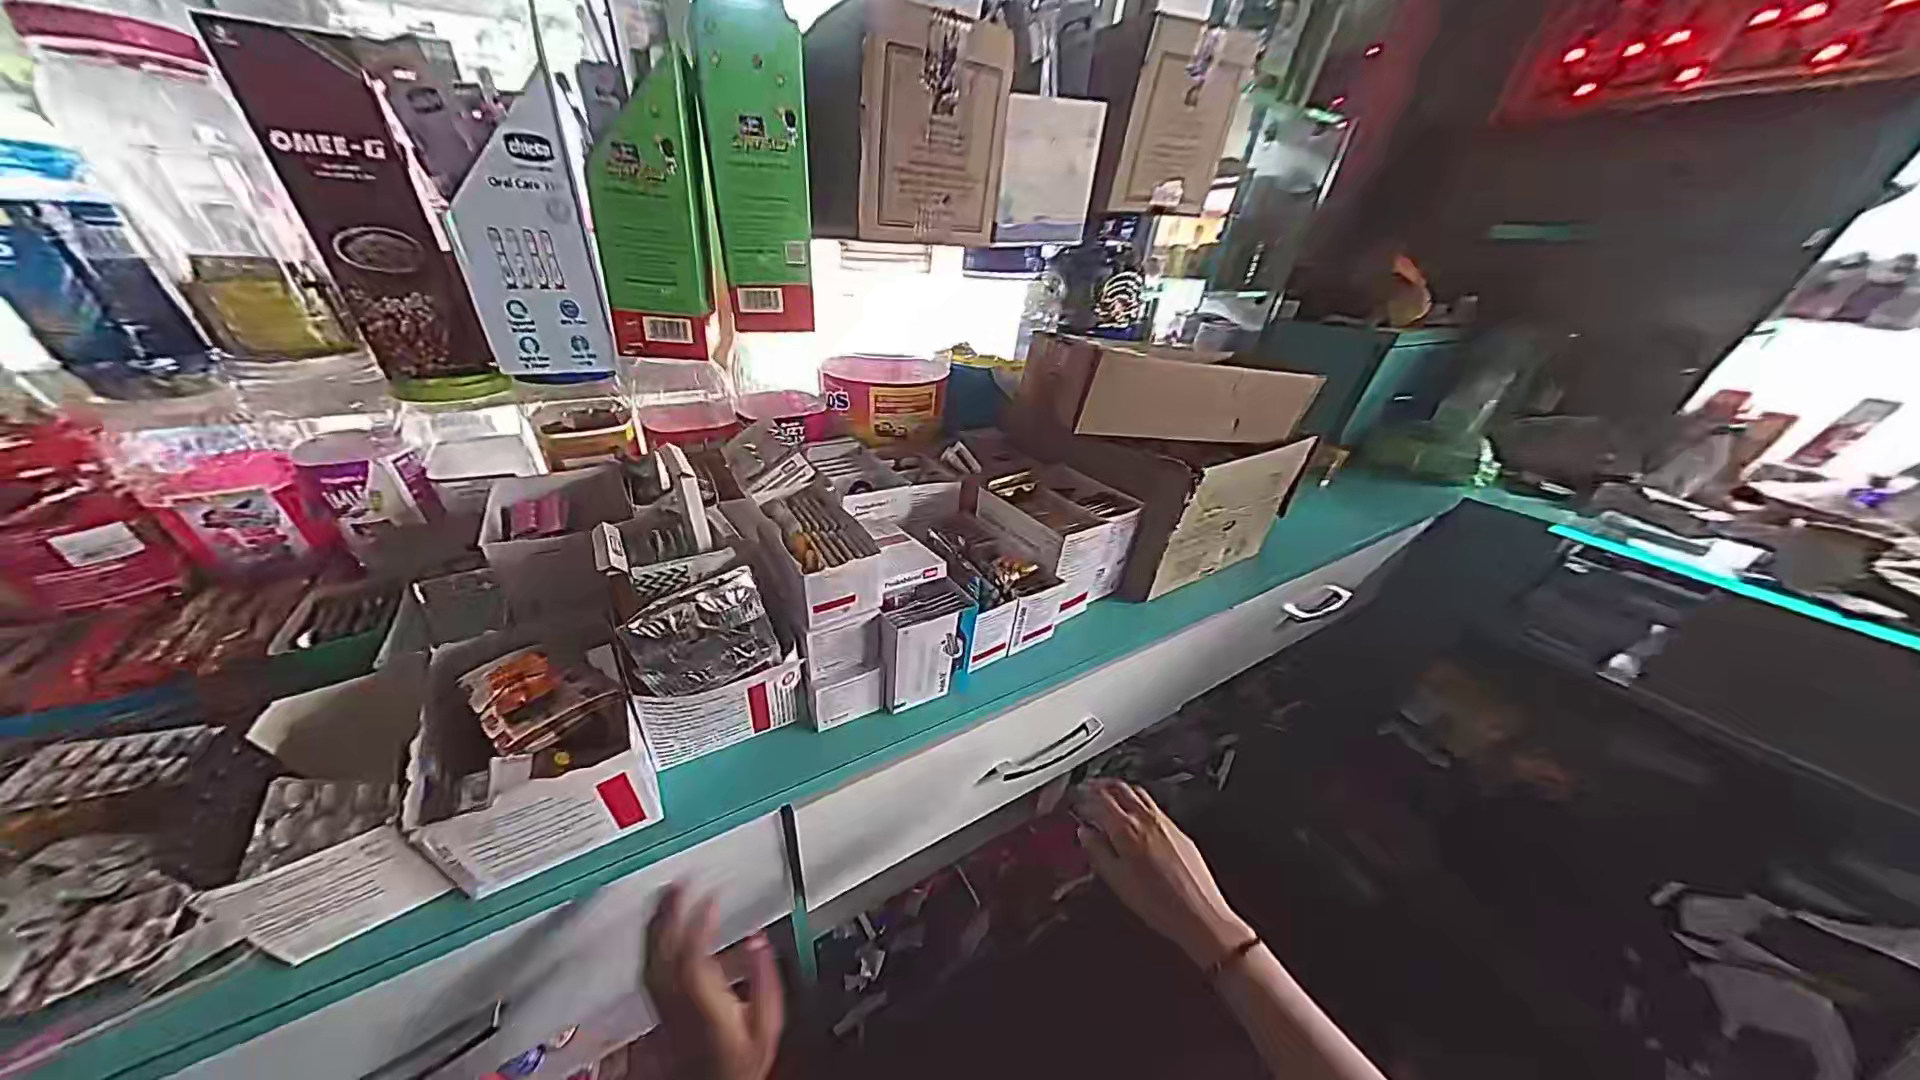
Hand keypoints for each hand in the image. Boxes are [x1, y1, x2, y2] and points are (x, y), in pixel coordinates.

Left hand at [643, 884, 784, 1079]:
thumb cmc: (741, 1064)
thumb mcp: (767, 1024)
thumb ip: (765, 979)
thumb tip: (758, 941)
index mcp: (706, 1008)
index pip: (692, 958)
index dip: (699, 924)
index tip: (711, 897)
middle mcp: (678, 1007)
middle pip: (662, 955)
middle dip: (669, 914)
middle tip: (680, 881)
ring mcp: (665, 1011)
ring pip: (650, 962)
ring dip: (657, 924)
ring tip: (669, 894)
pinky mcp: (661, 1011)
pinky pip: (650, 972)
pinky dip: (655, 941)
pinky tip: (663, 927)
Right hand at [1075, 779, 1254, 968]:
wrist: (1200, 916)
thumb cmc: (1160, 904)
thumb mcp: (1116, 880)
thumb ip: (1097, 851)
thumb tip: (1085, 834)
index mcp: (1126, 829)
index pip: (1098, 800)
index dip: (1082, 797)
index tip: (1075, 801)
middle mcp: (1145, 819)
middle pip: (1118, 788)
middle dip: (1099, 786)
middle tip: (1087, 790)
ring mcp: (1164, 822)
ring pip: (1136, 791)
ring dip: (1118, 789)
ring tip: (1108, 794)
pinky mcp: (1178, 831)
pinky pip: (1152, 804)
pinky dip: (1136, 799)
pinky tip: (1134, 812)